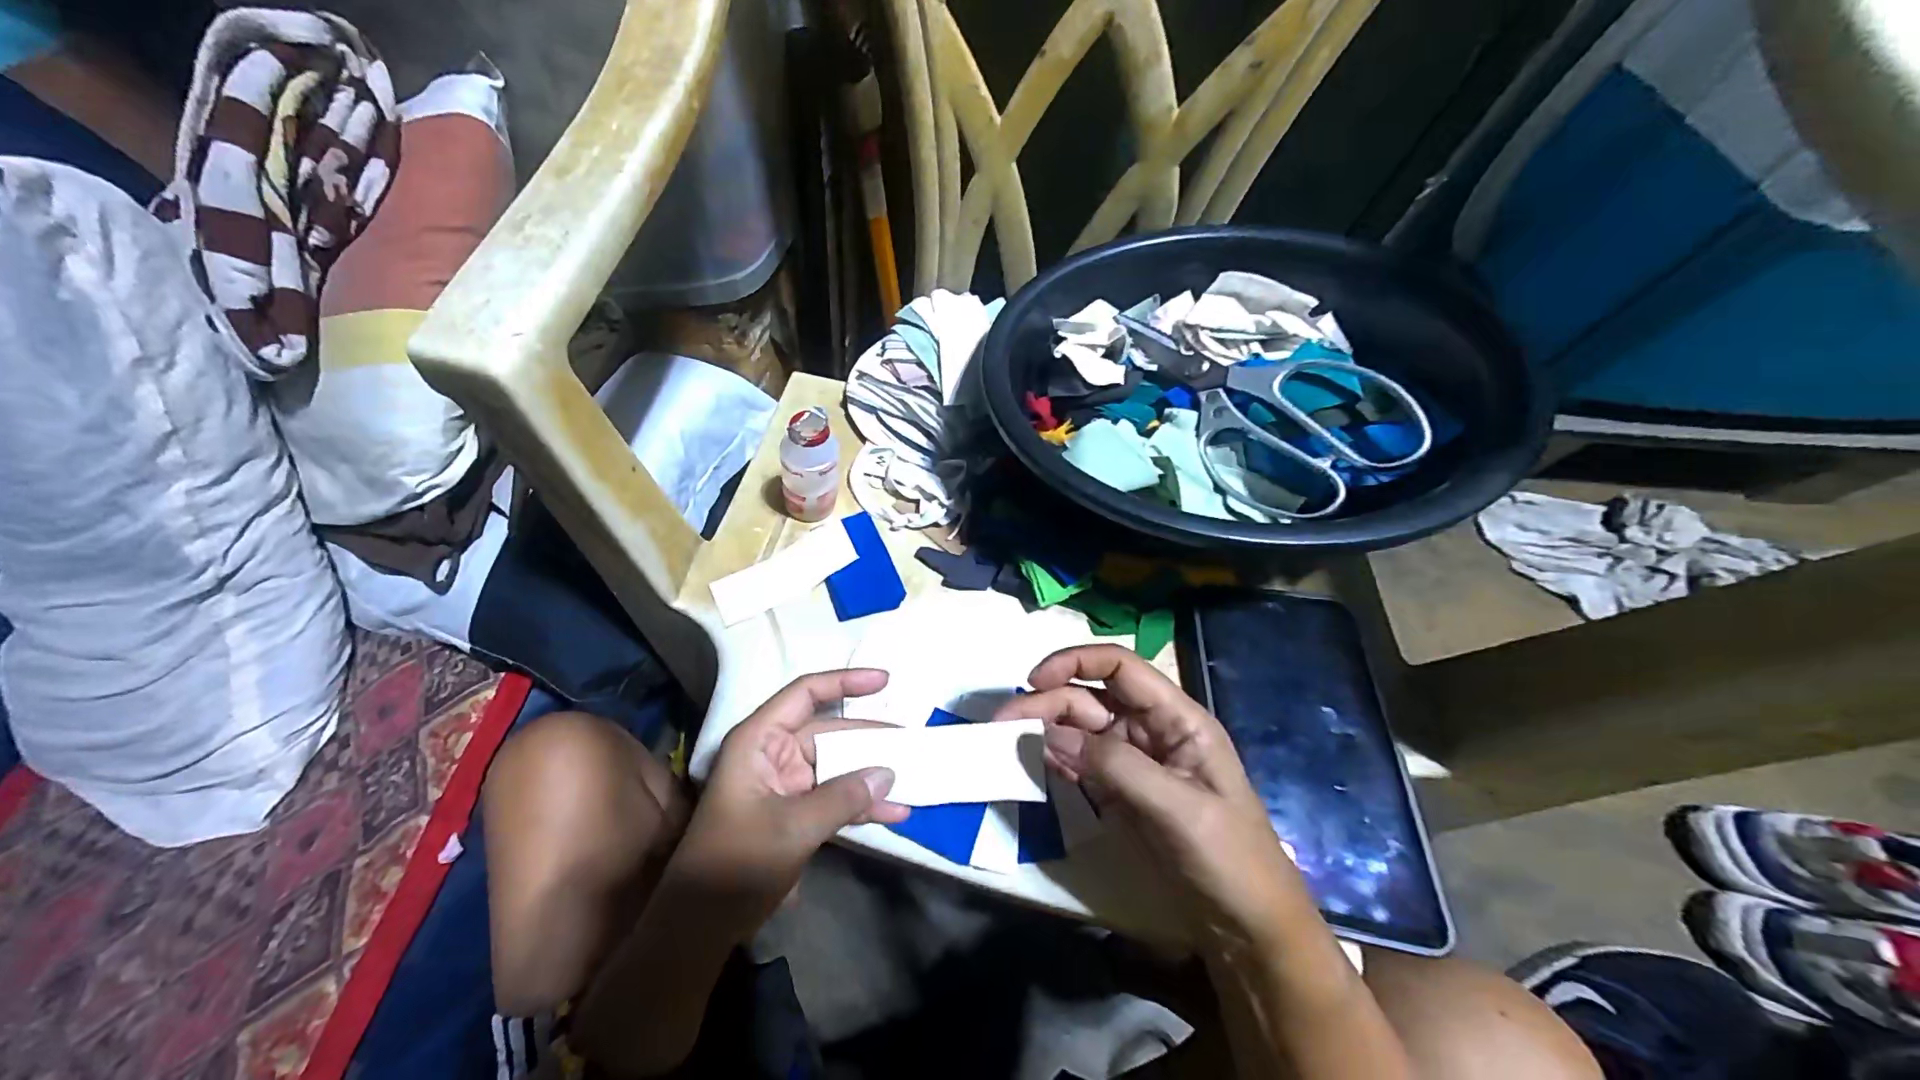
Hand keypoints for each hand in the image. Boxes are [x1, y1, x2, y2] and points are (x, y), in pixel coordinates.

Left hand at [665, 669, 909, 940]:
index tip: (885, 681)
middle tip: (911, 743)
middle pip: (829, 732)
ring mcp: (785, 785)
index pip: (804, 694)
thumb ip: (844, 797)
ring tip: (913, 778)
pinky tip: (895, 813)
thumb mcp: (793, 828)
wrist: (700, 926)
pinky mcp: (794, 814)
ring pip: (837, 766)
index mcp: (759, 741)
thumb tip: (888, 773)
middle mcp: (772, 755)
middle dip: (869, 738)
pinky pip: (835, 797)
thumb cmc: (736, 863)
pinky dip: (862, 805)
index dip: (845, 682)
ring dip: (871, 775)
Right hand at [993, 645, 1312, 953]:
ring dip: (1045, 730)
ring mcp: (1134, 763)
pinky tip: (1037, 766)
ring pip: (1080, 730)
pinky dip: (1056, 760)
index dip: (1075, 662)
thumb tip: (1049, 734)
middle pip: (1090, 698)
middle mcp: (1152, 731)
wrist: (1247, 926)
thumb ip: (1115, 766)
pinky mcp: (1120, 793)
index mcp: (1177, 719)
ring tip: (1009, 742)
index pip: (1121, 668)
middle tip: (1002, 725)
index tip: (1032, 681)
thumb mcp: (1177, 808)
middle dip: (1047, 702)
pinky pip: (1081, 764)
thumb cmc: (1228, 858)